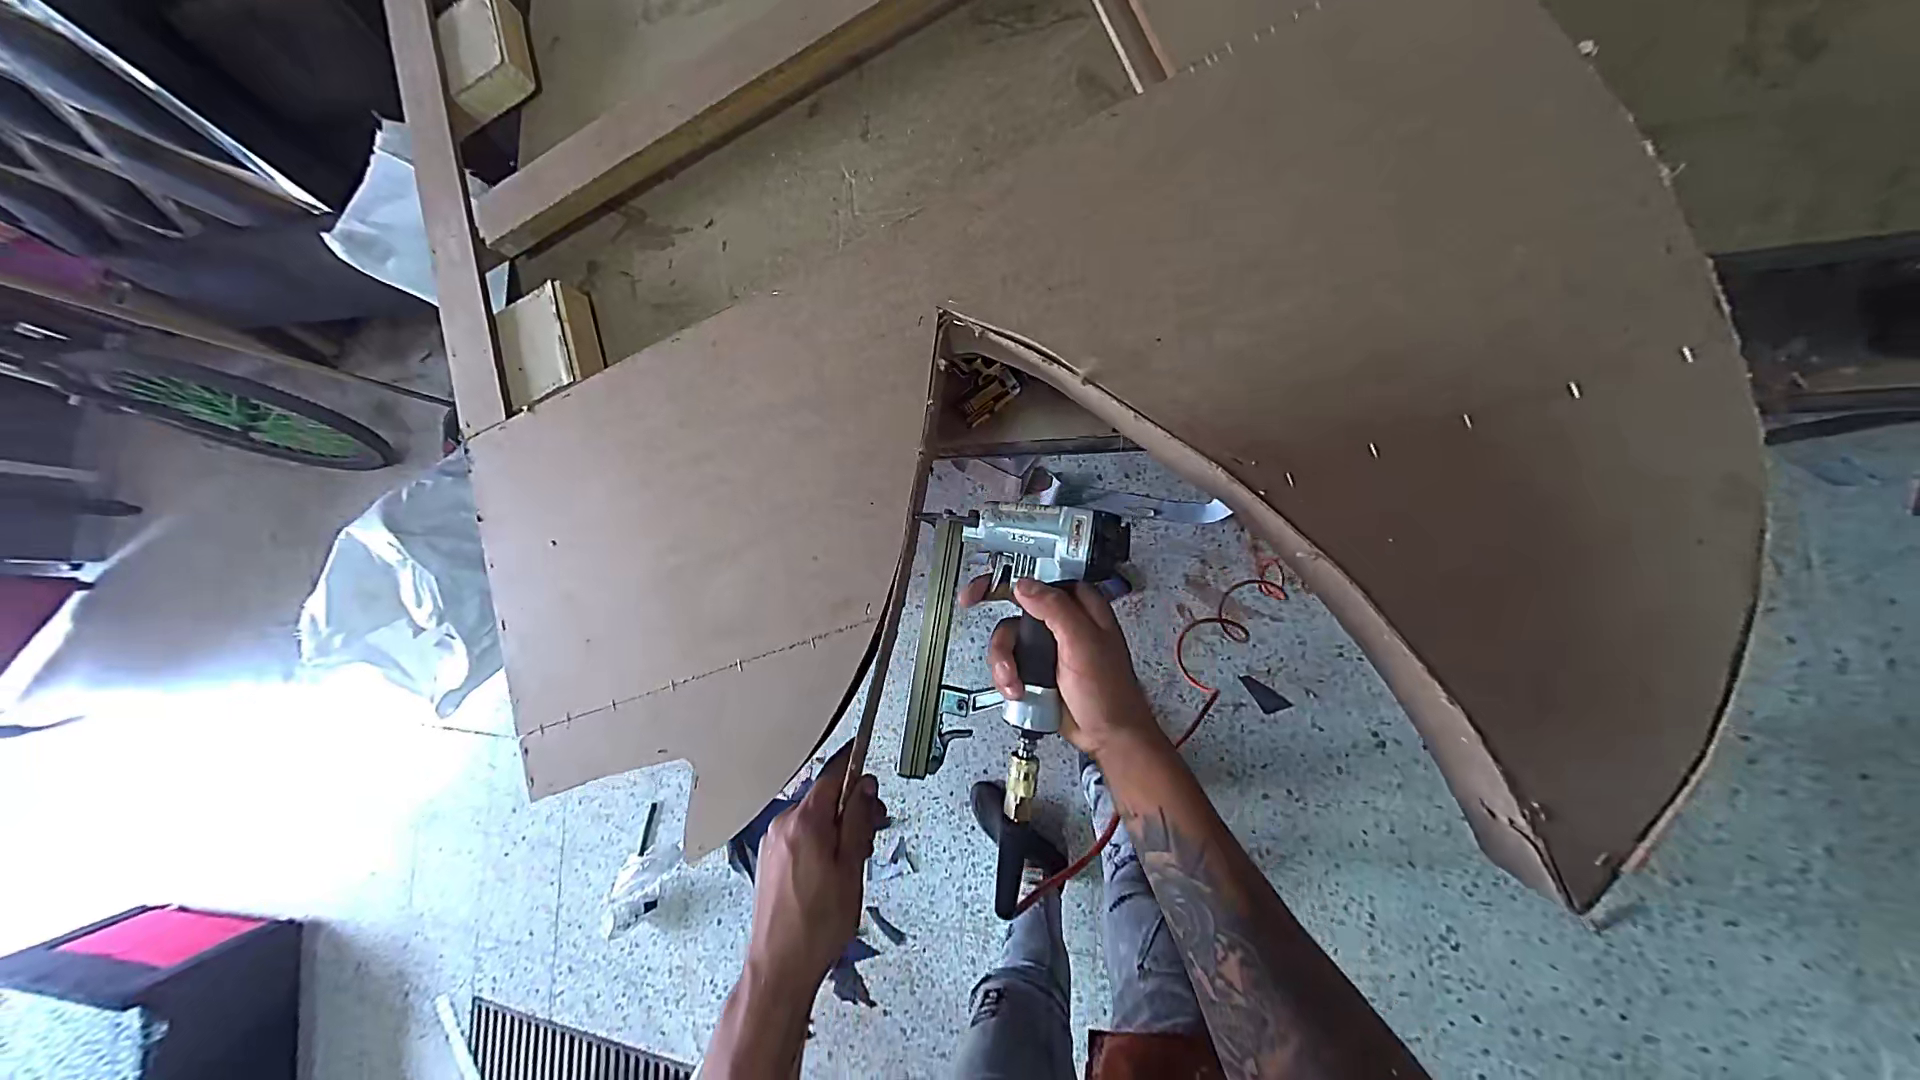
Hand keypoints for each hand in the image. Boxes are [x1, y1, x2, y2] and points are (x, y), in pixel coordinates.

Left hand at [745, 743, 886, 994]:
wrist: (780, 967)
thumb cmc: (816, 925)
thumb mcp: (852, 866)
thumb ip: (858, 819)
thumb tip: (864, 786)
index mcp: (805, 821)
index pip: (833, 774)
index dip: (854, 763)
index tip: (864, 749)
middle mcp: (783, 825)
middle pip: (825, 797)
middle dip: (851, 806)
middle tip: (872, 830)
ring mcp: (773, 843)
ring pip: (814, 817)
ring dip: (837, 827)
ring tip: (852, 861)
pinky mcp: (770, 859)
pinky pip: (800, 835)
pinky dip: (820, 840)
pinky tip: (831, 869)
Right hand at [960, 575, 1164, 758]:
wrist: (1107, 736)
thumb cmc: (1111, 693)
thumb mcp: (1083, 643)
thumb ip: (1055, 609)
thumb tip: (1025, 586)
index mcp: (1080, 606)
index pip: (1041, 578)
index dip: (1012, 576)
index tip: (986, 584)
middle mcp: (1062, 622)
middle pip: (1015, 608)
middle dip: (1003, 632)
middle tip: (981, 622)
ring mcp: (1048, 646)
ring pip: (1008, 639)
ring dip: (1004, 661)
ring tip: (1016, 681)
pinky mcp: (1037, 668)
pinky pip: (1009, 663)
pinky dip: (1006, 677)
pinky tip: (1019, 689)